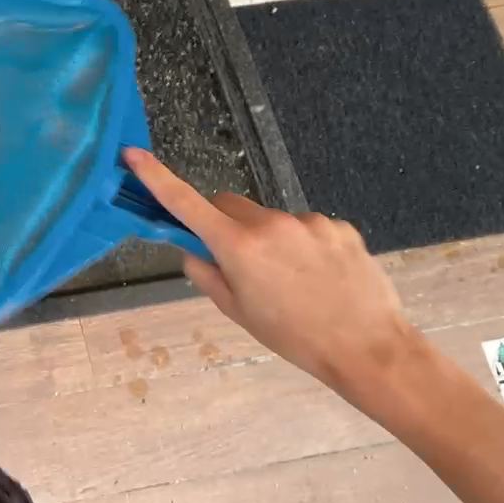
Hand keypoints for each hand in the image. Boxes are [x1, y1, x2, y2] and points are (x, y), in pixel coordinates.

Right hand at [124, 147, 426, 401]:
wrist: (369, 349)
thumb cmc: (291, 336)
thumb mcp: (234, 310)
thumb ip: (205, 273)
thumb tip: (194, 249)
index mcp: (237, 245)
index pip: (185, 202)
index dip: (155, 176)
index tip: (134, 154)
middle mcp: (270, 223)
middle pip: (228, 204)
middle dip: (222, 222)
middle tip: (237, 259)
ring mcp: (309, 222)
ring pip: (268, 218)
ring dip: (266, 237)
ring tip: (290, 277)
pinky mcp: (340, 226)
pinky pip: (304, 227)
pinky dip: (300, 243)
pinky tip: (317, 274)